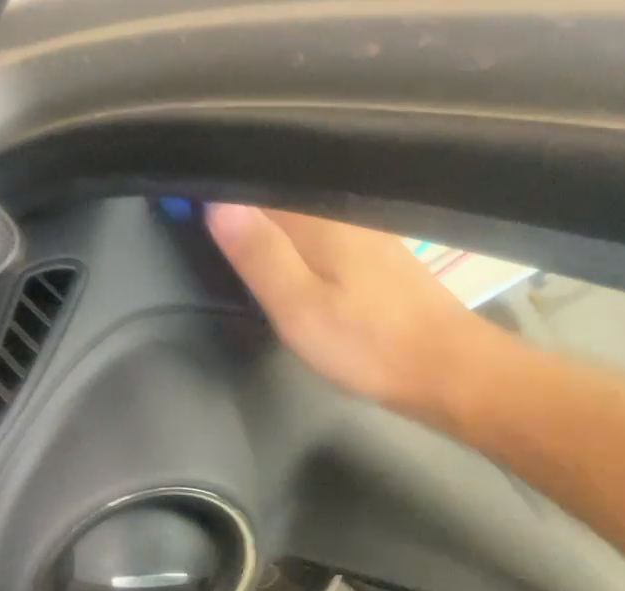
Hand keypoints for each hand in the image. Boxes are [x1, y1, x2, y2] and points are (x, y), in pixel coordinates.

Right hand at [205, 204, 519, 419]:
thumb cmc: (365, 343)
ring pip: (300, 214)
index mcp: (320, 221)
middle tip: (191, 213)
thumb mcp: (298, 306)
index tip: (179, 199)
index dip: (220, 190)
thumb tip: (217, 202)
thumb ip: (259, 254)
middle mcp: (343, 215)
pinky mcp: (374, 255)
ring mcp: (364, 233)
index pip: (259, 188)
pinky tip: (278, 251)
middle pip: (280, 196)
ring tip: (226, 229)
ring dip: (264, 218)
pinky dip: (291, 235)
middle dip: (239, 201)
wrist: (445, 368)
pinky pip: (319, 230)